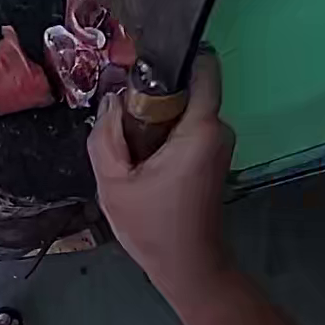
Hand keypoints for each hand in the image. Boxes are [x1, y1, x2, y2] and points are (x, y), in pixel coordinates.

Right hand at [88, 52, 235, 298]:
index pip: (202, 67)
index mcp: (201, 129)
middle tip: (117, 122)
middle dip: (150, 97)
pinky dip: (161, 135)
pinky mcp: (211, 156)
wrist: (187, 265)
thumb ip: (106, 134)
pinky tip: (140, 160)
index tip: (135, 72)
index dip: (170, 59)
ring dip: (152, 119)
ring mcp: (217, 143)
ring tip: (126, 148)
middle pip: (184, 89)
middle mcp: (218, 129)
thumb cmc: (151, 227)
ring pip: (181, 109)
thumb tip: (111, 100)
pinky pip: (184, 128)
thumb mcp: (112, 181)